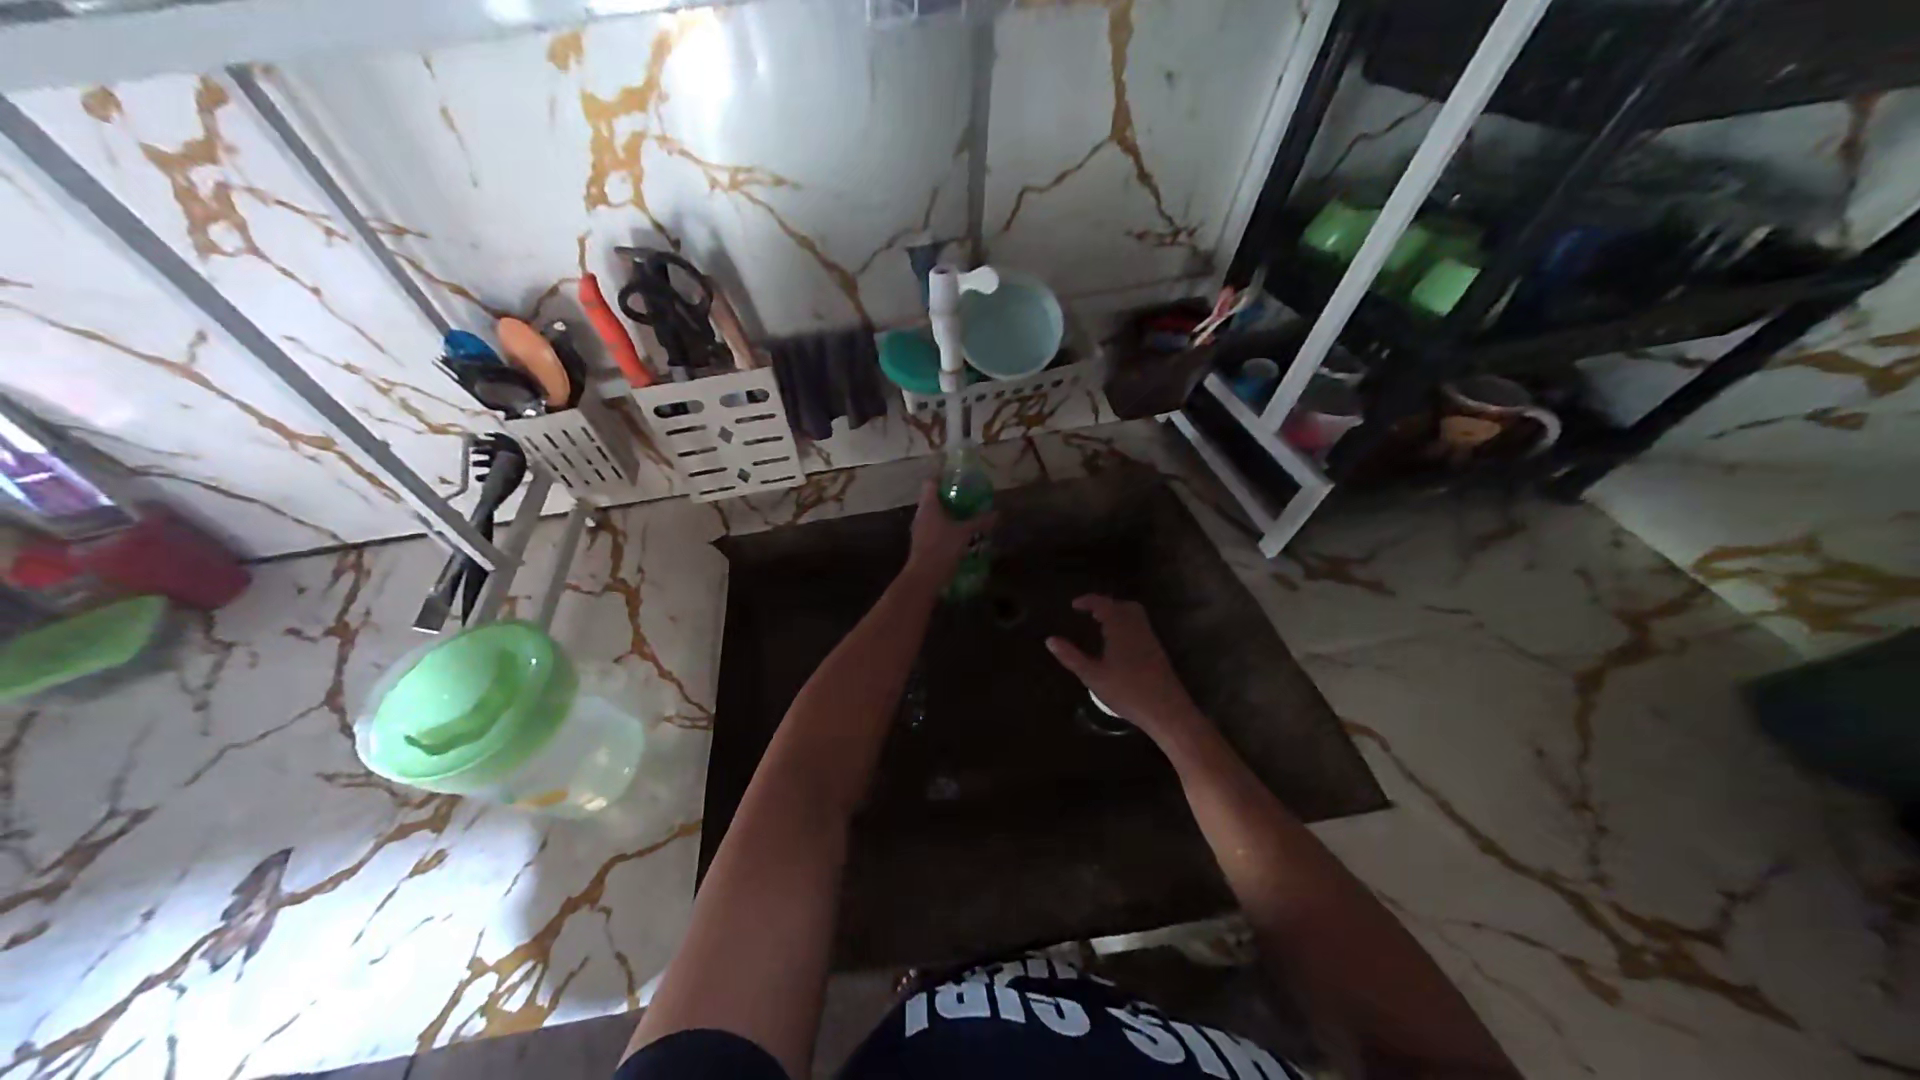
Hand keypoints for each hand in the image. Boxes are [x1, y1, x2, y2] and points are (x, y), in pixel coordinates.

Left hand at [905, 479, 994, 581]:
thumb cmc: (942, 548)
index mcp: (928, 505)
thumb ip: (980, 521)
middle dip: (949, 496)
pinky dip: (946, 526)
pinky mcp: (923, 542)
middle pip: (933, 498)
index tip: (956, 476)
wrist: (924, 576)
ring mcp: (920, 529)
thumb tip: (997, 513)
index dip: (942, 476)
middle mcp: (921, 514)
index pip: (930, 482)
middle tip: (967, 494)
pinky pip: (935, 528)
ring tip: (967, 512)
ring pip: (934, 514)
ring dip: (948, 512)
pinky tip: (960, 532)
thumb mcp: (965, 533)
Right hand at [1046, 595, 1205, 741]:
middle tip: (1089, 613)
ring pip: (1135, 616)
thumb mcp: (1093, 676)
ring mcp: (1150, 639)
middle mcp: (1138, 627)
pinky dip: (1126, 625)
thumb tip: (1050, 640)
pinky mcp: (1157, 651)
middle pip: (1123, 605)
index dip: (1089, 601)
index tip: (1074, 604)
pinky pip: (1140, 627)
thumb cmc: (1127, 691)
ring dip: (1118, 614)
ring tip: (1101, 625)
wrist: (1167, 710)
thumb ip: (1071, 656)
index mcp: (1121, 628)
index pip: (1104, 604)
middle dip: (1106, 605)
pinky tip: (1118, 644)